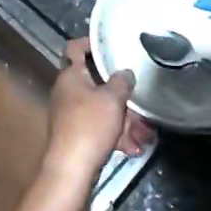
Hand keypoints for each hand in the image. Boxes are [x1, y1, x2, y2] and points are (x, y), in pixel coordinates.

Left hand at [45, 40, 153, 184]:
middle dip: (120, 92)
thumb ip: (122, 81)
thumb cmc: (90, 126)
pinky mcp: (76, 133)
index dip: (91, 42)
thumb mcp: (112, 99)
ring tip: (143, 133)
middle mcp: (67, 90)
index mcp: (70, 75)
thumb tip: (125, 72)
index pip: (75, 48)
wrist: (71, 168)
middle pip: (96, 82)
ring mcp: (70, 112)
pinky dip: (115, 133)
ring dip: (123, 117)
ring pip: (102, 107)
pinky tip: (132, 147)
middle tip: (139, 98)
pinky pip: (100, 125)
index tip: (112, 44)